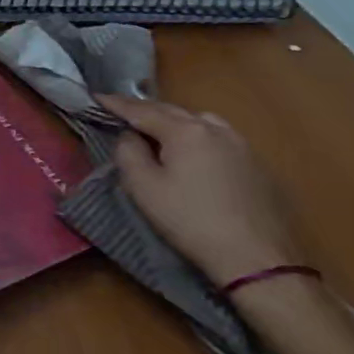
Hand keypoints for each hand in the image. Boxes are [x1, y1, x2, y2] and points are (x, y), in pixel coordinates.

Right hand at [99, 95, 303, 286]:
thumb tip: (129, 136)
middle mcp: (217, 130)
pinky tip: (191, 151)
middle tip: (121, 110)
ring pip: (202, 121)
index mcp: (186, 132)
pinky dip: (197, 135)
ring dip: (175, 120)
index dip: (116, 103)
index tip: (95, 96)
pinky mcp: (257, 166)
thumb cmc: (187, 219)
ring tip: (158, 129)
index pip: (142, 111)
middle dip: (146, 109)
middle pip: (174, 111)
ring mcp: (243, 147)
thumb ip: (128, 152)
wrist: (254, 256)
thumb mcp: (142, 186)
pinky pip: (220, 137)